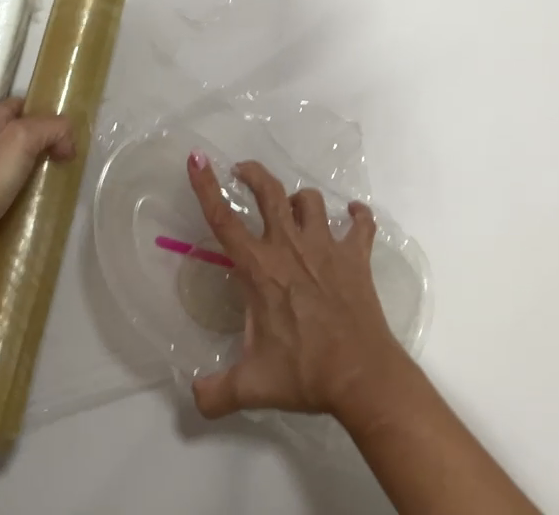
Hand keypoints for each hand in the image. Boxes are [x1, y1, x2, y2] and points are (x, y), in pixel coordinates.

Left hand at [0, 98, 74, 260]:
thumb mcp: (25, 136)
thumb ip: (52, 128)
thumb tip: (67, 143)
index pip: (20, 103)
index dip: (43, 107)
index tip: (66, 124)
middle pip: (26, 133)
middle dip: (49, 140)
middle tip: (71, 152)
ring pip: (25, 161)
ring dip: (45, 166)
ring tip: (65, 175)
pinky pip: (21, 188)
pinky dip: (36, 190)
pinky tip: (49, 197)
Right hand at [186, 154, 412, 420]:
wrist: (363, 376)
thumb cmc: (305, 373)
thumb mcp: (252, 386)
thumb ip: (216, 392)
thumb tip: (194, 400)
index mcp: (259, 269)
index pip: (224, 219)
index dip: (206, 186)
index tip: (197, 158)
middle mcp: (290, 247)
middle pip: (269, 192)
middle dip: (253, 174)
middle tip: (242, 171)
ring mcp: (327, 247)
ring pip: (310, 201)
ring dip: (299, 199)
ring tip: (293, 208)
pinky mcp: (357, 257)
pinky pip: (361, 223)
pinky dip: (357, 215)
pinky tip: (353, 215)